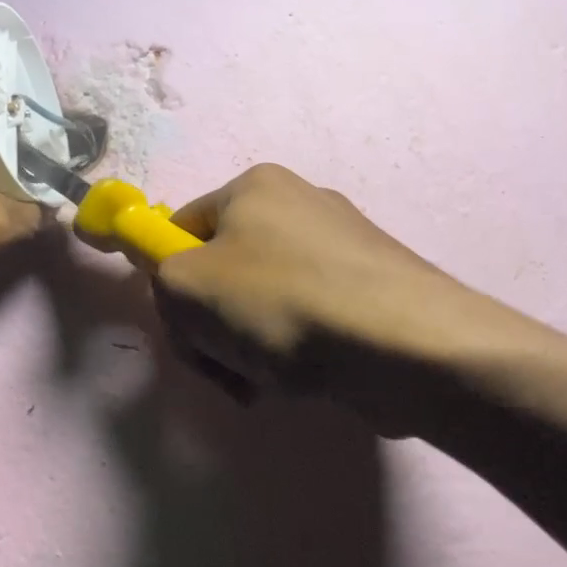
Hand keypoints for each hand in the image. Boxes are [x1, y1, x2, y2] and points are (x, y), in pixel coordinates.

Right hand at [156, 164, 545, 435]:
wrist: (409, 348)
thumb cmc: (279, 304)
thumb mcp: (181, 288)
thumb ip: (158, 278)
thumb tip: (188, 292)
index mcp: (254, 186)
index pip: (182, 226)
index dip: (169, 276)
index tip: (182, 322)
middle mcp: (302, 203)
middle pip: (224, 268)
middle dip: (213, 322)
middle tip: (221, 363)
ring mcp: (347, 246)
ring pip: (266, 301)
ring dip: (251, 345)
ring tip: (267, 381)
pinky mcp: (379, 290)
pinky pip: (312, 319)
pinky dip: (297, 351)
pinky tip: (307, 380)